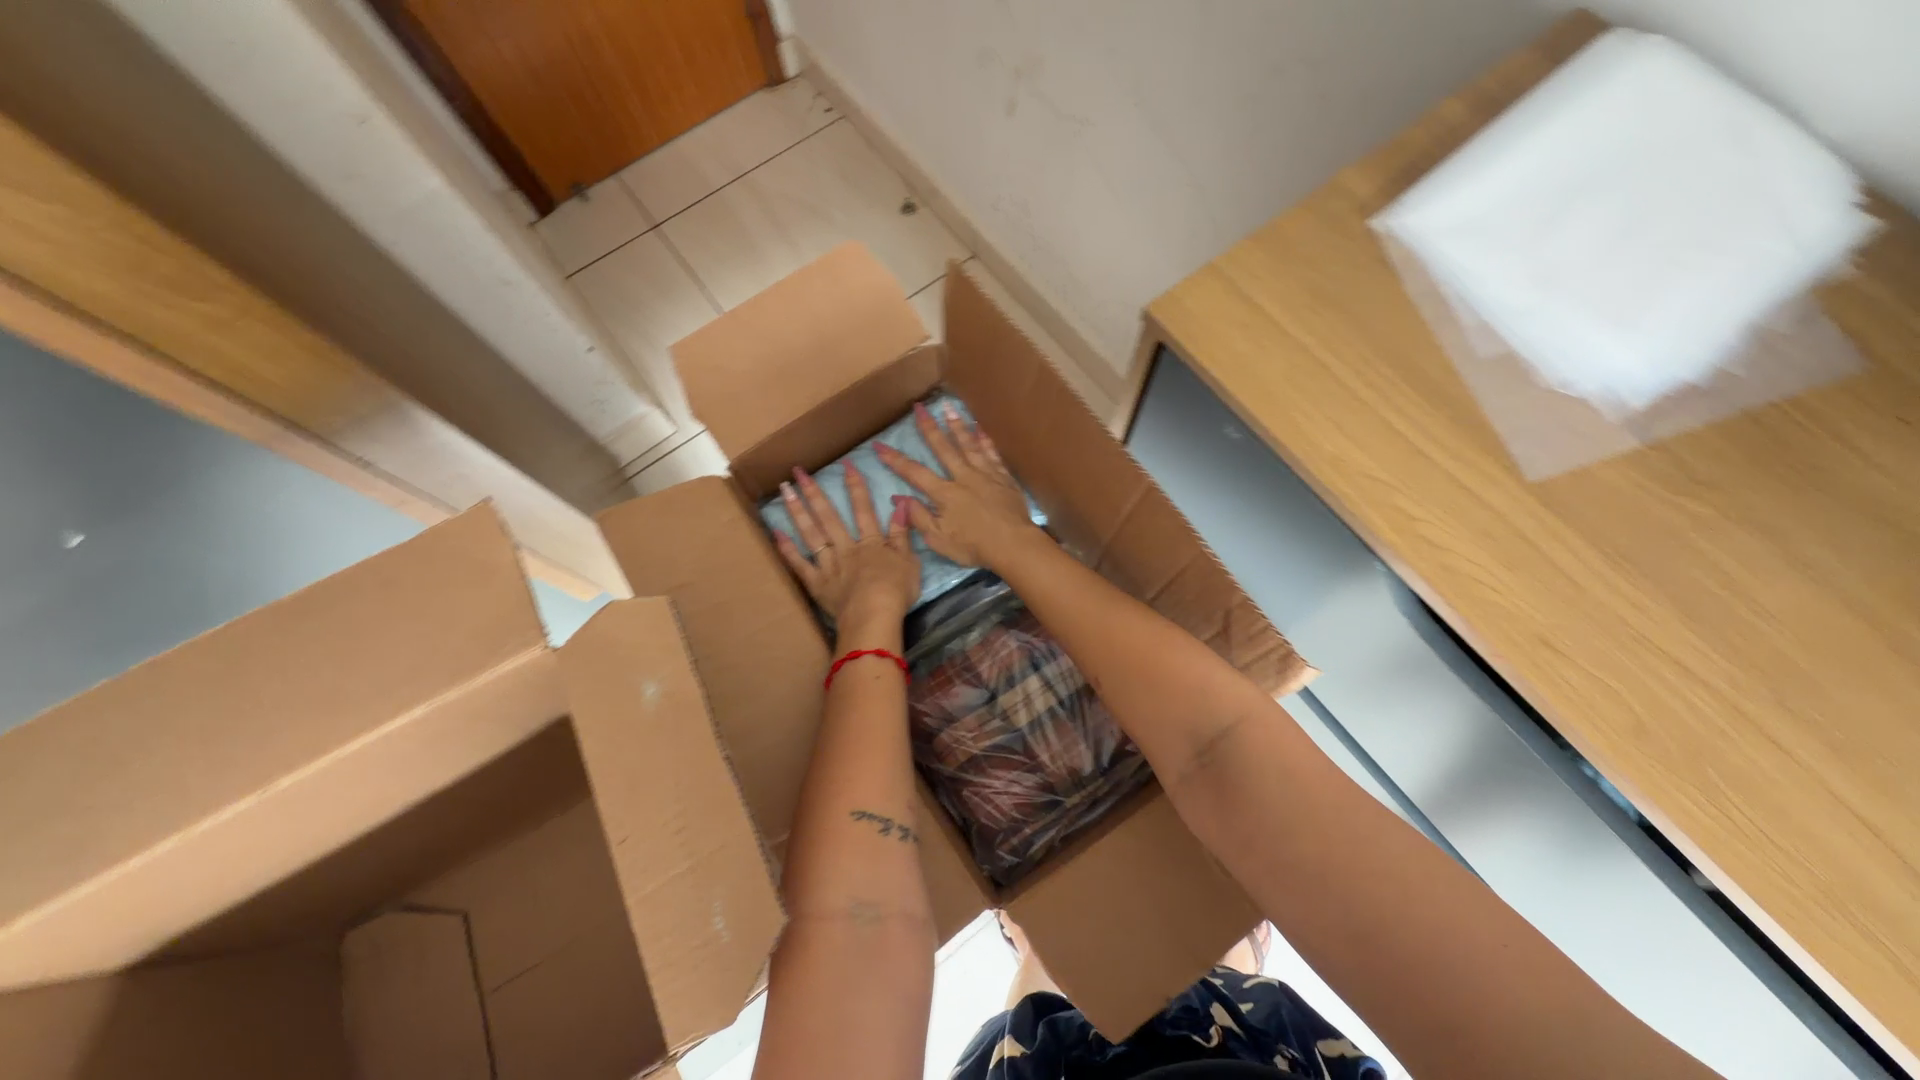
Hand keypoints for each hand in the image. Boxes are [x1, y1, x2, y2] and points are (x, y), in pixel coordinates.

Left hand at [772, 462, 920, 629]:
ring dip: (797, 510)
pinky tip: (776, 531)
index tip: (845, 464)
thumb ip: (902, 533)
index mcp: (871, 543)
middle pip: (829, 516)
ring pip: (811, 533)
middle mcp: (846, 548)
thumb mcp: (910, 561)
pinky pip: (800, 564)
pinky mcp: (817, 584)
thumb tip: (901, 504)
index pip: (863, 509)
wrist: (874, 615)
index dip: (855, 486)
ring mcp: (829, 565)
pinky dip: (787, 548)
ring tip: (784, 490)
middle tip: (798, 471)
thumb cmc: (896, 591)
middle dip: (814, 492)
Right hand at [875, 400, 1041, 568]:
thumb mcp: (938, 539)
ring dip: (956, 425)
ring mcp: (985, 474)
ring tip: (948, 408)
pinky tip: (980, 429)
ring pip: (968, 445)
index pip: (914, 472)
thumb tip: (898, 497)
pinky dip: (985, 440)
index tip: (878, 445)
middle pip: (943, 448)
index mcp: (944, 493)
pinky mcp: (1004, 478)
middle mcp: (963, 477)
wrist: (1014, 545)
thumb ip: (918, 517)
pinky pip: (992, 453)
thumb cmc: (974, 547)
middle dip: (928, 427)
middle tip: (919, 407)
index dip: (894, 459)